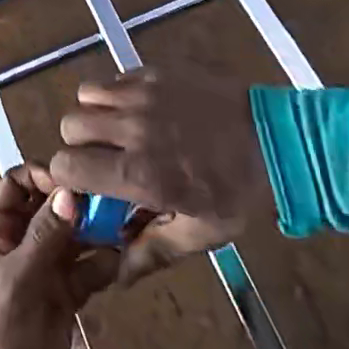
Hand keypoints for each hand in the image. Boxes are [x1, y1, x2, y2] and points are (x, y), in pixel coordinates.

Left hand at [0, 164, 118, 348]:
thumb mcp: (16, 278)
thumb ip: (44, 236)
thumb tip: (69, 193)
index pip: (16, 184)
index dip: (40, 176)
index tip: (73, 178)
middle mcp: (22, 240)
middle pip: (50, 206)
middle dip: (76, 201)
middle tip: (109, 200)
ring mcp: (46, 266)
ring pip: (74, 235)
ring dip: (96, 230)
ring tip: (124, 226)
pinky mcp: (67, 292)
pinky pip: (88, 268)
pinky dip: (104, 263)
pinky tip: (121, 260)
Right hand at [49, 67, 273, 277]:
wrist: (280, 140)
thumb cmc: (241, 193)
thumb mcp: (200, 233)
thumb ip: (150, 251)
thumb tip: (115, 276)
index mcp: (138, 173)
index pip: (67, 166)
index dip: (69, 176)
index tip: (87, 184)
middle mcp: (130, 129)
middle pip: (70, 126)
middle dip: (81, 143)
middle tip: (106, 155)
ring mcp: (140, 95)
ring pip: (85, 96)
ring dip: (95, 113)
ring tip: (120, 127)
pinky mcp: (152, 72)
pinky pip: (114, 78)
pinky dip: (117, 94)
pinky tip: (142, 109)